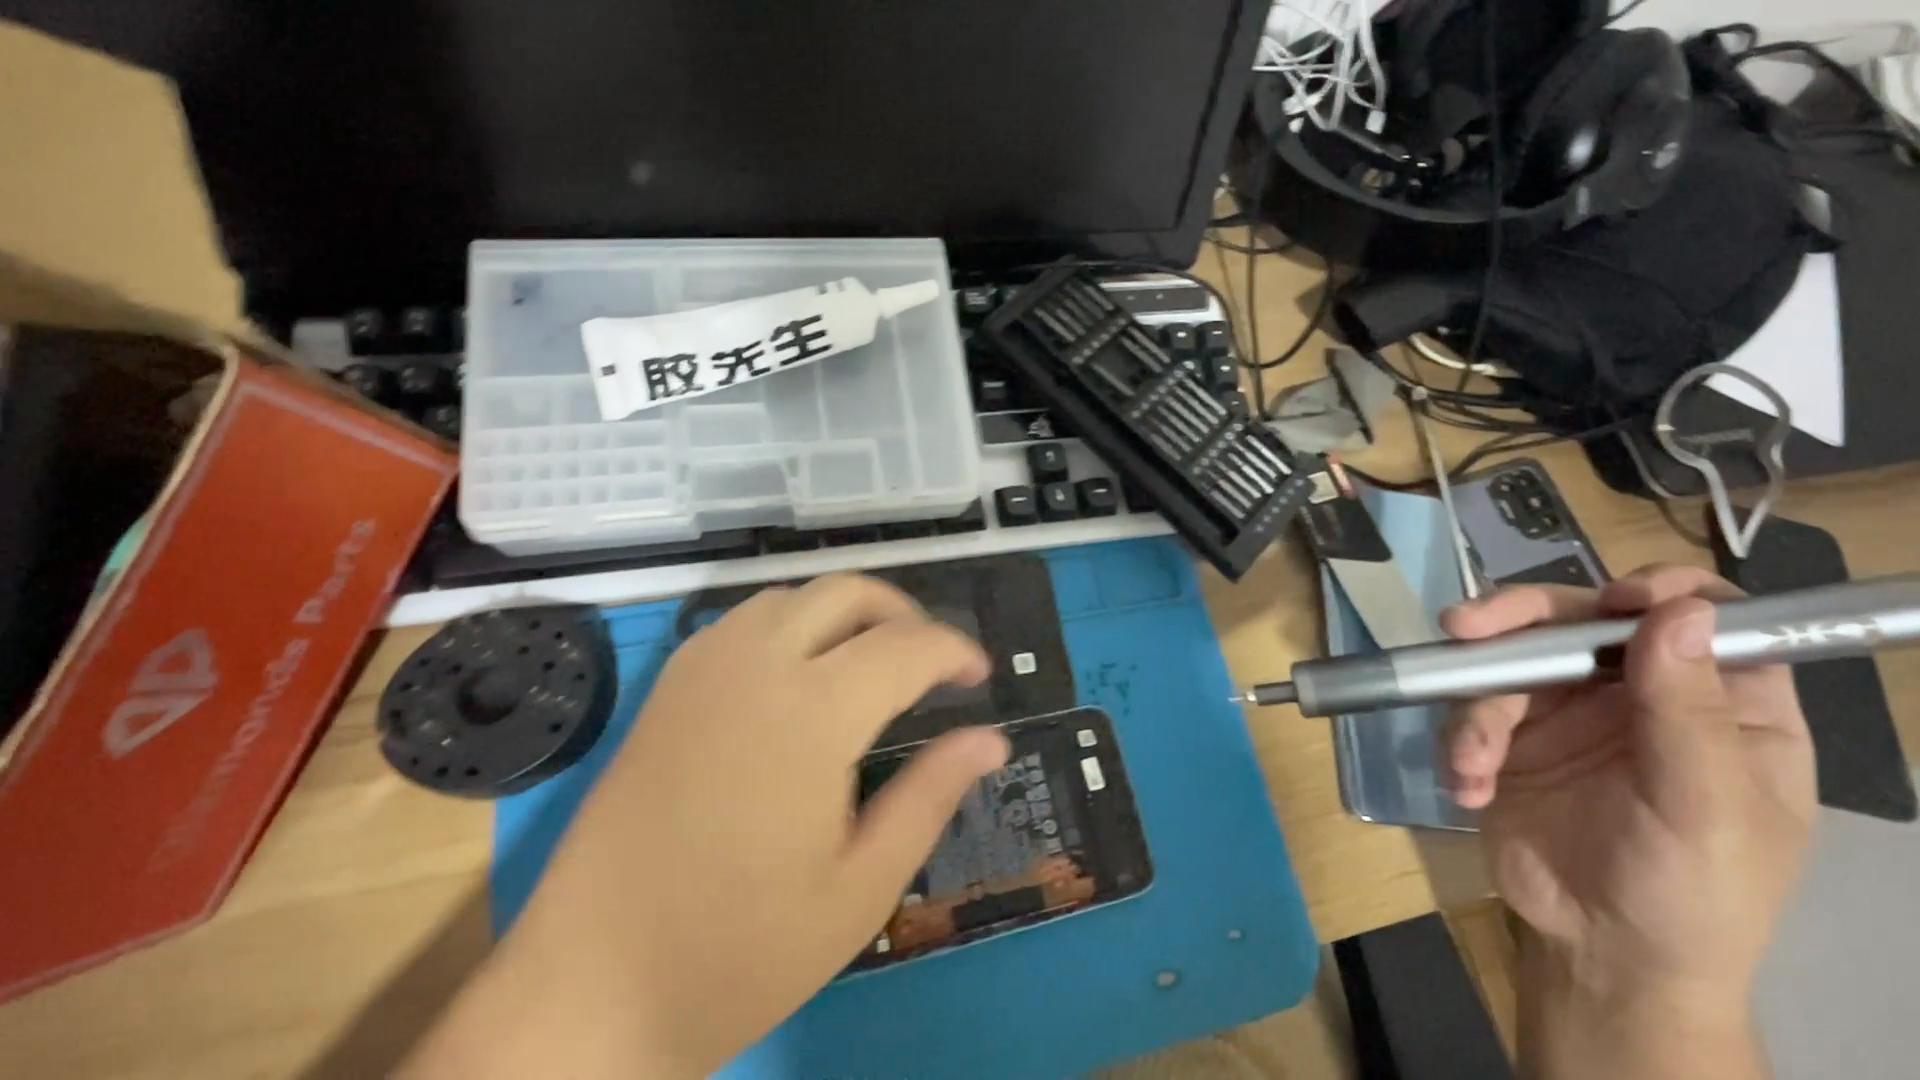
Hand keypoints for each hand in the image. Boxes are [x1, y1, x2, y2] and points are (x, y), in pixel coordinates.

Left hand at [402, 575, 1008, 1079]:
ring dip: (842, 612)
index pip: (905, 645)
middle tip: (932, 664)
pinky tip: (796, 677)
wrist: (597, 982)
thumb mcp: (862, 886)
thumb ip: (930, 795)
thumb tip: (990, 739)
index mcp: (812, 711)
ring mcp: (700, 671)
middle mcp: (754, 665)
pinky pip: (739, 622)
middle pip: (845, 592)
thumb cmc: (744, 948)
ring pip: (787, 596)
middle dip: (903, 612)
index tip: (980, 678)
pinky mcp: (664, 690)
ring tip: (871, 664)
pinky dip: (788, 624)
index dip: (954, 651)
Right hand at [1441, 564, 1815, 1076]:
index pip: (1699, 616)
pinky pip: (1471, 712)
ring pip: (1509, 663)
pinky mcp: (1510, 740)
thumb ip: (1688, 712)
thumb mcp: (1706, 809)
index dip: (1657, 592)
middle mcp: (1640, 692)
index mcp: (1721, 702)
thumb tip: (1678, 610)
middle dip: (1517, 620)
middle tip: (1463, 626)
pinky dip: (1462, 745)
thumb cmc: (1690, 891)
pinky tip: (1470, 787)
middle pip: (1580, 619)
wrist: (1598, 955)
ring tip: (1473, 765)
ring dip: (1478, 709)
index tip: (1613, 600)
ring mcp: (1568, 713)